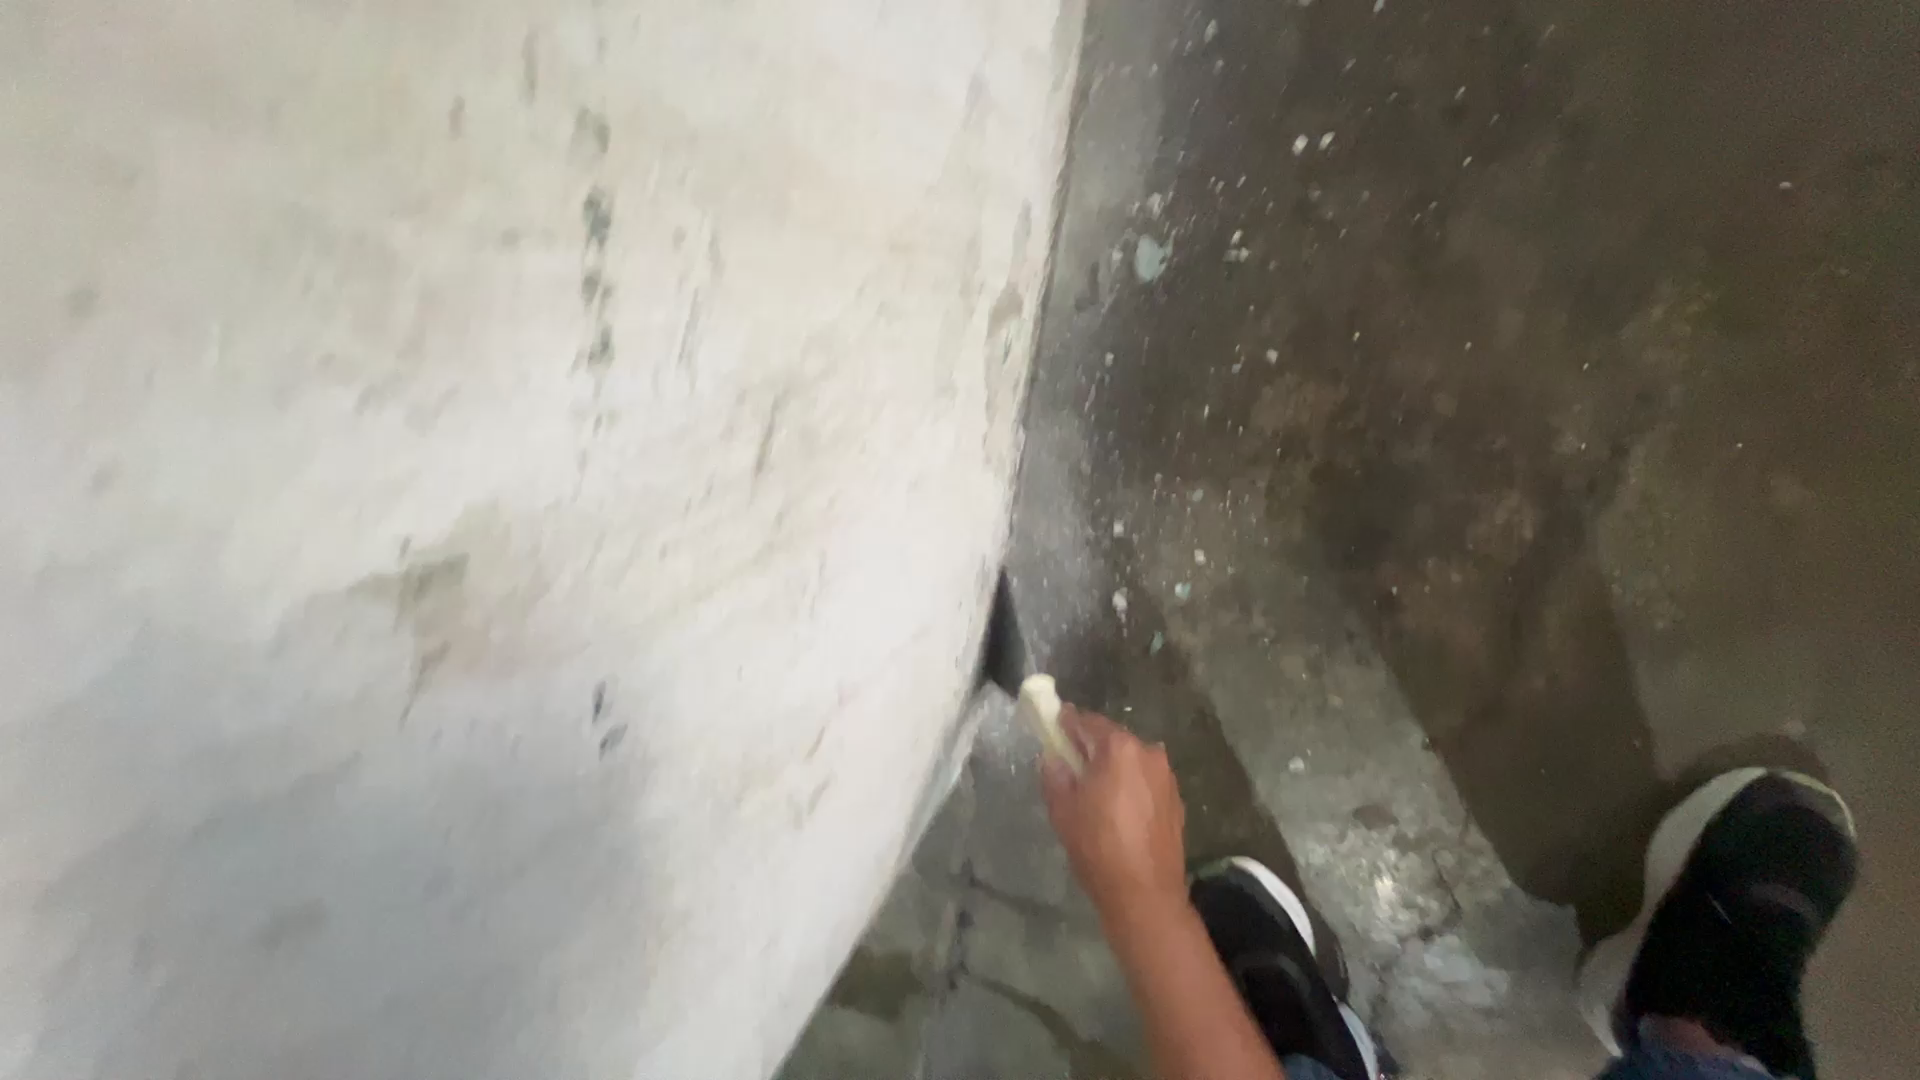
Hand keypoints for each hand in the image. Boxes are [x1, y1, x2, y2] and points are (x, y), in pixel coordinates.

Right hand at [1040, 706, 1189, 927]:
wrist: (1145, 894)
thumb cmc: (1098, 846)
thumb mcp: (1063, 809)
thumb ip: (1055, 774)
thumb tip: (1053, 757)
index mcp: (1119, 748)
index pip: (1088, 722)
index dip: (1067, 723)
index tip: (1054, 725)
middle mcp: (1148, 753)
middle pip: (1112, 739)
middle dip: (1091, 748)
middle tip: (1070, 764)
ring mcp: (1166, 777)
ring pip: (1131, 761)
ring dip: (1113, 767)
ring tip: (1095, 792)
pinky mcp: (1175, 800)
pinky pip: (1145, 781)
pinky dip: (1131, 786)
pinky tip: (1119, 810)